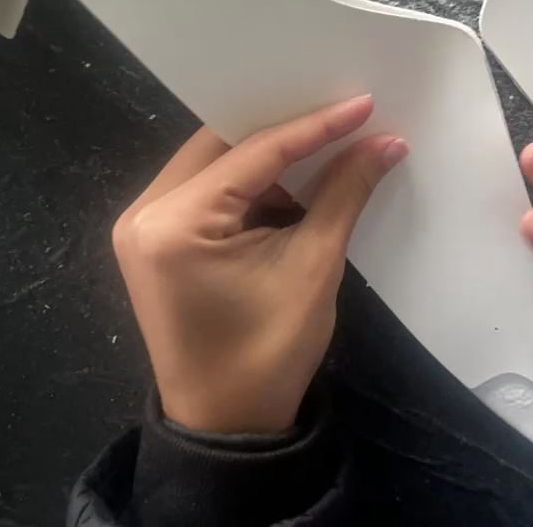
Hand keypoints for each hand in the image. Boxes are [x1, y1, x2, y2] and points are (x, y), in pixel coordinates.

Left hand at [113, 95, 407, 434]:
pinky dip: (252, 183)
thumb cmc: (268, 354)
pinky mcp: (157, 239)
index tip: (362, 103)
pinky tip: (292, 184)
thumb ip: (346, 191)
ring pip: (217, 161)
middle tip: (339, 113)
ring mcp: (145, 226)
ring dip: (268, 157)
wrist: (228, 428)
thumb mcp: (313, 265)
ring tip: (324, 144)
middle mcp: (145, 212)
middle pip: (224, 145)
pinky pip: (210, 187)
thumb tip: (387, 141)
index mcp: (173, 223)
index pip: (254, 152)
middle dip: (285, 132)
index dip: (314, 125)